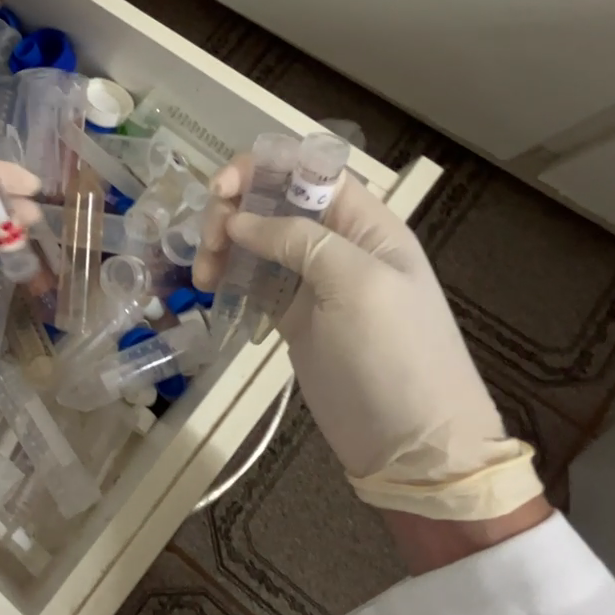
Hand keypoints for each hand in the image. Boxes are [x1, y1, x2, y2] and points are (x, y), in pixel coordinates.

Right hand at [191, 154, 542, 523]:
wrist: (411, 447)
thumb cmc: (396, 357)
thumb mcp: (357, 286)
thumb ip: (300, 239)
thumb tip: (238, 219)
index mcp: (364, 224)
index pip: (308, 169)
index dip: (261, 167)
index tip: (219, 190)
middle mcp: (335, 242)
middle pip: (271, 201)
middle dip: (231, 211)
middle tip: (208, 244)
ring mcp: (310, 279)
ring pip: (254, 237)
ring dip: (221, 244)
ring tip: (203, 275)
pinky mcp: (289, 312)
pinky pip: (250, 276)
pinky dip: (225, 275)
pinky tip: (209, 288)